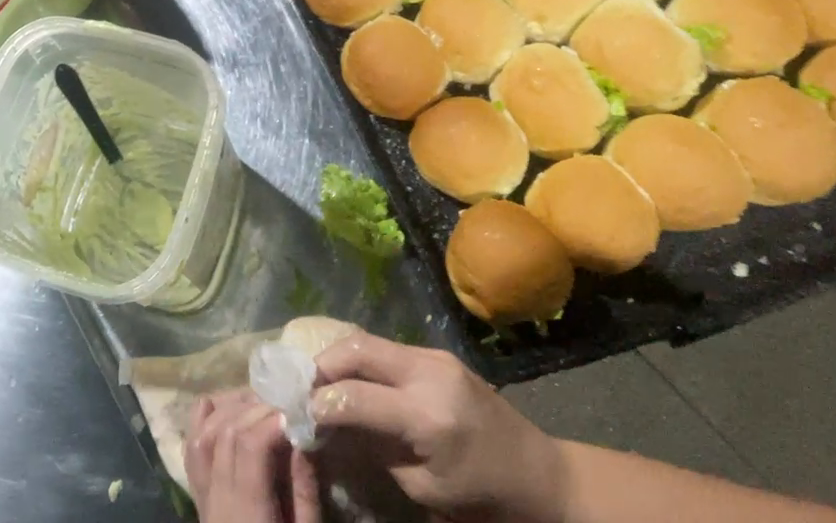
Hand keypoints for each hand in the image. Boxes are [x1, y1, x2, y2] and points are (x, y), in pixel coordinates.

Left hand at [185, 388, 322, 522]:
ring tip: (261, 402)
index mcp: (247, 515)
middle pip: (224, 434)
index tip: (296, 410)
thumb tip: (302, 434)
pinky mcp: (196, 494)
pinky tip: (228, 408)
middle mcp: (216, 501)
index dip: (271, 420)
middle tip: (284, 401)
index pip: (248, 448)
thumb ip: (303, 488)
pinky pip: (192, 445)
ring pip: (202, 433)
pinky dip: (205, 418)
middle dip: (255, 409)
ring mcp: (200, 496)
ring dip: (230, 408)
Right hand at [310, 332, 566, 522]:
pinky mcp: (438, 353)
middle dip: (320, 365)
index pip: (353, 396)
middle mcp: (429, 373)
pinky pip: (386, 348)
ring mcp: (435, 356)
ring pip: (368, 341)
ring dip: (337, 358)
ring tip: (318, 382)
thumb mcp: (420, 486)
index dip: (317, 402)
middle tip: (300, 387)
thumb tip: (322, 426)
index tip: (295, 413)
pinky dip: (360, 360)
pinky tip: (350, 379)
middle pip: (356, 349)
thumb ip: (369, 447)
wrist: (539, 475)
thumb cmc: (480, 494)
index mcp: (428, 416)